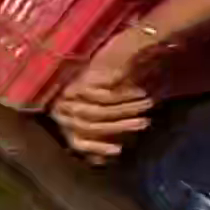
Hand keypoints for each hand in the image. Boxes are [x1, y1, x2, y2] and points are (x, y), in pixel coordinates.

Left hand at [51, 27, 159, 163]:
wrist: (116, 49)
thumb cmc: (111, 83)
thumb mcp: (106, 110)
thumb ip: (101, 134)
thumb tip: (102, 161)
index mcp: (65, 118)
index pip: (77, 141)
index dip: (97, 147)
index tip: (119, 151)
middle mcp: (61, 108)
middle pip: (90, 126)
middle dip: (119, 126)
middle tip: (144, 124)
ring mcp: (68, 95)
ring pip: (97, 112)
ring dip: (124, 111)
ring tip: (147, 107)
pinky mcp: (80, 80)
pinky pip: (103, 96)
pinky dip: (124, 97)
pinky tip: (140, 93)